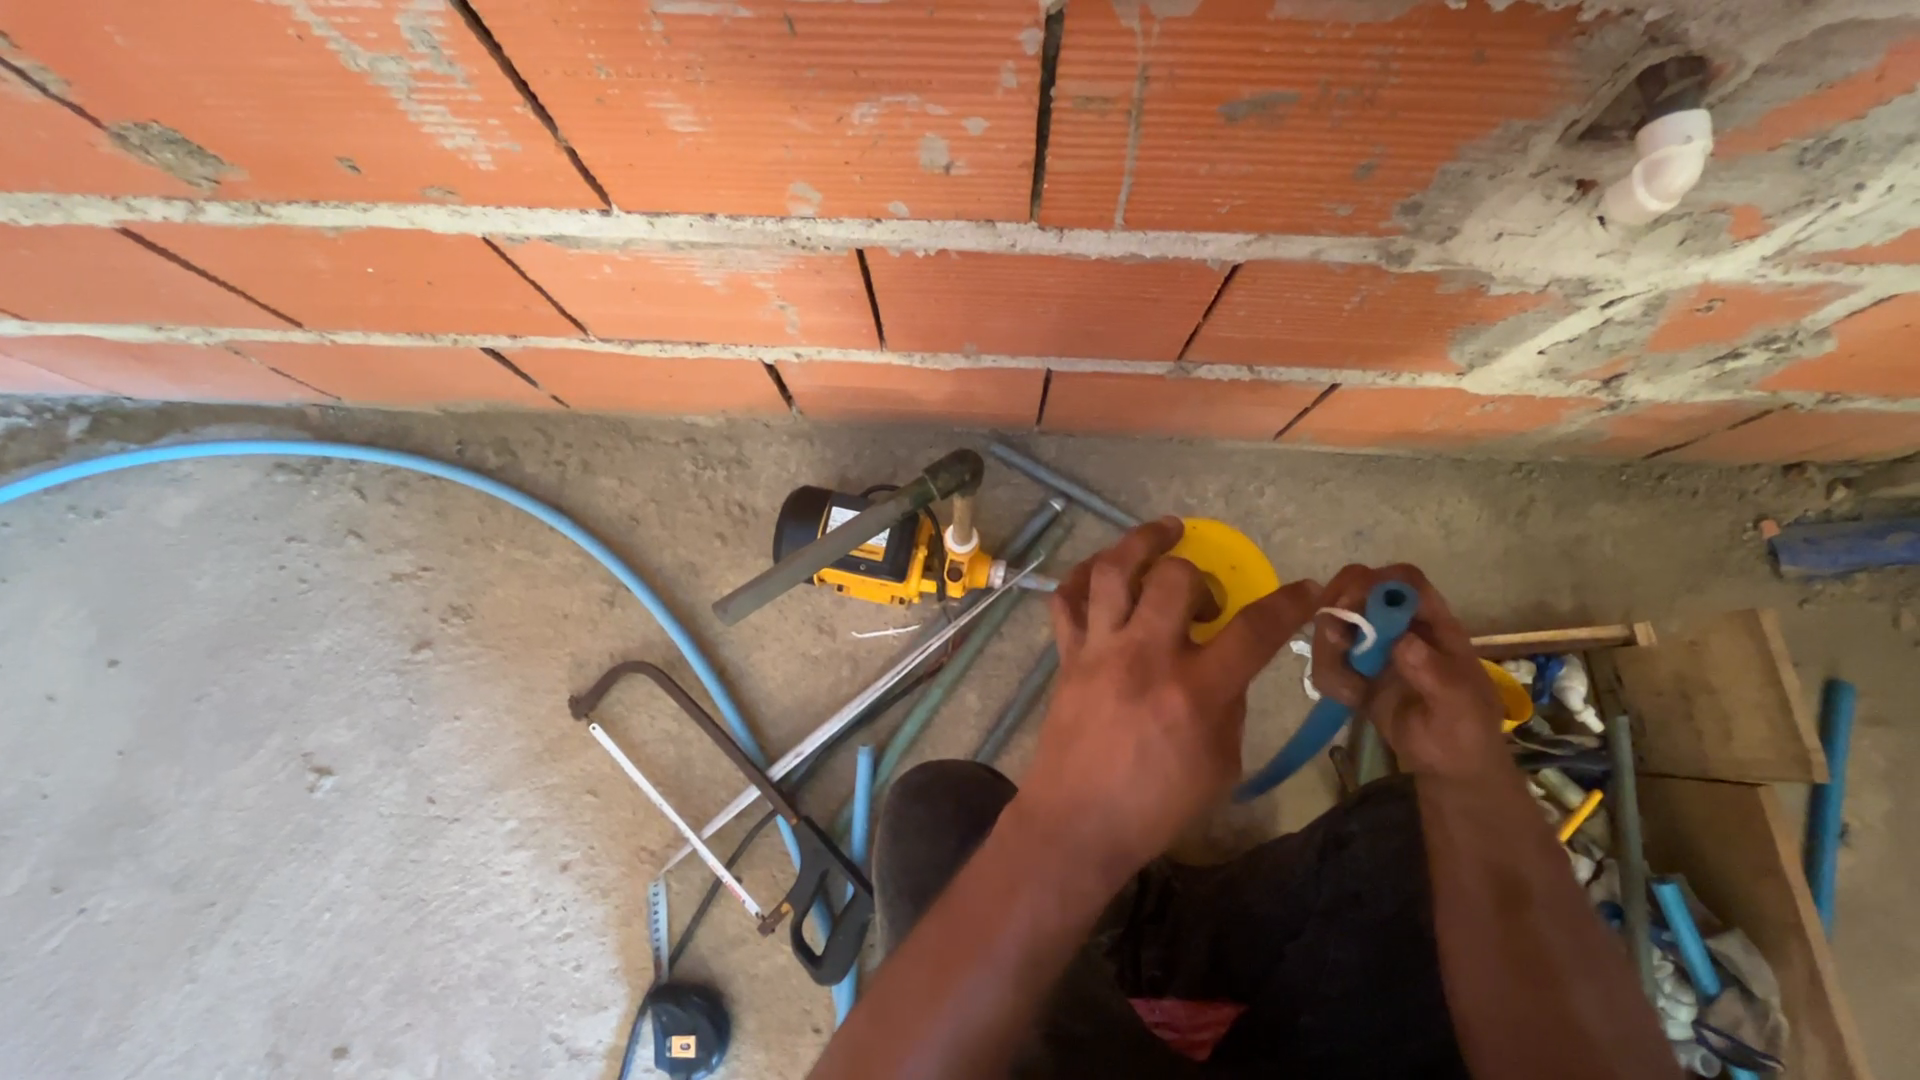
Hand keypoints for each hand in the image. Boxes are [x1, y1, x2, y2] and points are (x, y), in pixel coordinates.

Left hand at [1006, 518, 1318, 886]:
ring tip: (1163, 532)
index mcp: (1196, 691)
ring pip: (1114, 570)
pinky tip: (1106, 572)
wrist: (1077, 822)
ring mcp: (1100, 651)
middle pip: (1176, 577)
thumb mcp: (1220, 764)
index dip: (1288, 603)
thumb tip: (1225, 666)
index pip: (1254, 629)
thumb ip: (1229, 705)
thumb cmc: (1156, 806)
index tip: (1306, 589)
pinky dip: (1085, 575)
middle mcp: (1146, 657)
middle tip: (1205, 594)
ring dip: (1140, 541)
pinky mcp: (1067, 656)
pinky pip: (1068, 598)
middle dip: (1200, 571)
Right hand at [1309, 564, 1509, 781]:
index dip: (1377, 583)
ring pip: (1335, 622)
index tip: (1354, 606)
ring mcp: (1374, 647)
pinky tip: (1350, 699)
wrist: (1449, 768)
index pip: (1404, 581)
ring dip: (1328, 649)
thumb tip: (1403, 642)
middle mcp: (1399, 627)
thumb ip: (1435, 674)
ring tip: (1348, 688)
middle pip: (1358, 588)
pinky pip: (1327, 658)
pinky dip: (1328, 675)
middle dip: (1339, 607)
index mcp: (1433, 625)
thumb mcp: (1460, 707)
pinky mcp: (1355, 669)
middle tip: (1335, 639)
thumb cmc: (1465, 734)